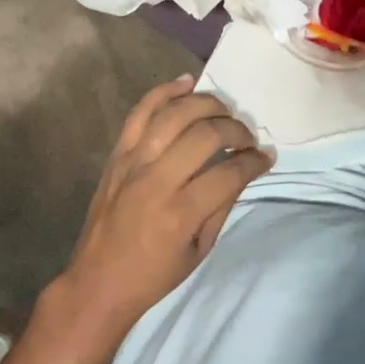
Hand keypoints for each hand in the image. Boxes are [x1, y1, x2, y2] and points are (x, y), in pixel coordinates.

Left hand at [54, 76, 271, 328]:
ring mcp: (133, 162)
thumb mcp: (201, 249)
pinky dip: (164, 92)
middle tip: (247, 136)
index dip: (254, 161)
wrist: (98, 280)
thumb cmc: (154, 274)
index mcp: (180, 213)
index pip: (229, 172)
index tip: (266, 156)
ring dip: (206, 104)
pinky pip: (140, 112)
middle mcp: (156, 181)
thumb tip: (247, 169)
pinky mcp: (117, 154)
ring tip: (224, 109)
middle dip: (235, 129)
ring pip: (174, 114)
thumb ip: (223, 204)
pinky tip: (187, 83)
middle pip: (205, 135)